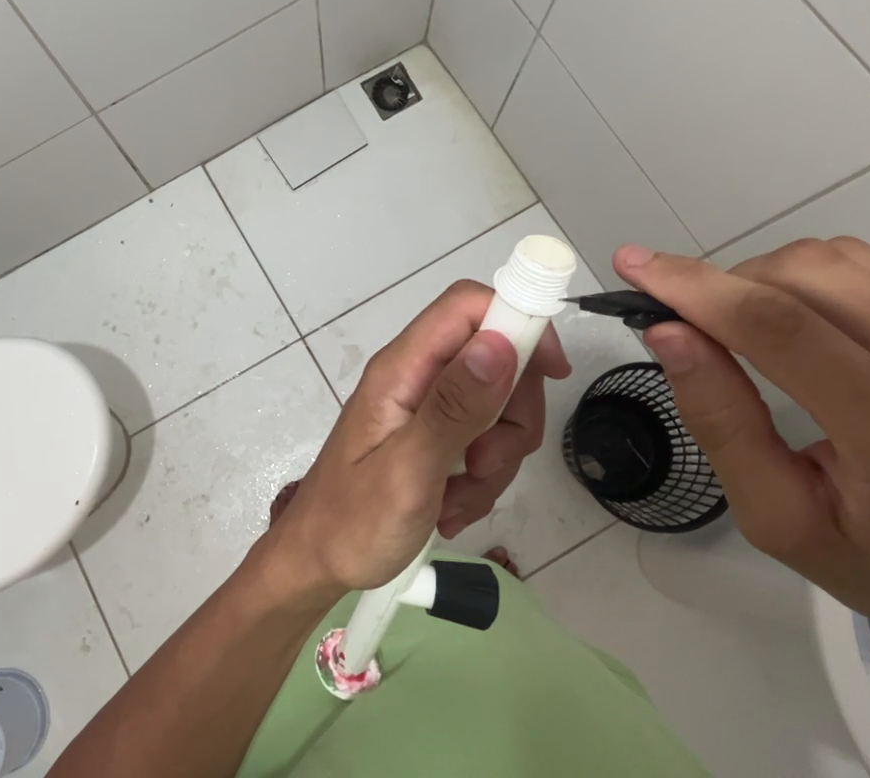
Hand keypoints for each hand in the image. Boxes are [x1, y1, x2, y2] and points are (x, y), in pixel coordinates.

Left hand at [261, 281, 570, 599]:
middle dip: (510, 417)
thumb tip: (500, 342)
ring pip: (498, 408)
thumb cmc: (353, 522)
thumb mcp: (409, 470)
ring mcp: (426, 409)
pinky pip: (484, 442)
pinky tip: (451, 506)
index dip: (518, 322)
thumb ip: (454, 407)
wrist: (318, 562)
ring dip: (495, 459)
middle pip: (497, 360)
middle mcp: (416, 377)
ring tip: (456, 497)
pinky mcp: (434, 439)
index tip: (551, 372)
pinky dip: (481, 478)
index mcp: (403, 369)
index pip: (467, 307)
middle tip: (484, 464)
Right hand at [613, 239, 869, 713]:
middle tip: (695, 324)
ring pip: (843, 260)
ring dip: (775, 281)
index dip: (693, 286)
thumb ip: (720, 421)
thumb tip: (667, 333)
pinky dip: (828, 288)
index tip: (631, 263)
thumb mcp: (779, 520)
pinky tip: (825, 334)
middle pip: (806, 273)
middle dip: (729, 285)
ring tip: (758, 332)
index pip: (777, 324)